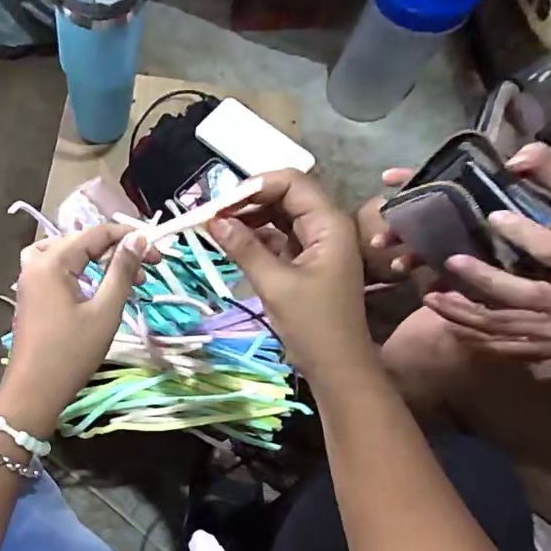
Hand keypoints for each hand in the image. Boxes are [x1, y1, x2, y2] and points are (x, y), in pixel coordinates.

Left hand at [0, 224, 157, 431]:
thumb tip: (138, 239)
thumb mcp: (105, 311)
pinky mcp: (30, 294)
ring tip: (122, 278)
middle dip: (115, 251)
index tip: (157, 255)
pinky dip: (80, 271)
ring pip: (69, 253)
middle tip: (144, 272)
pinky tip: (96, 286)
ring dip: (98, 260)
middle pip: (81, 240)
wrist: (34, 391)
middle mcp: (36, 262)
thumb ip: (122, 271)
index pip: (96, 233)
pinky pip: (57, 269)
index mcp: (52, 261)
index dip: (129, 238)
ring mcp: (29, 278)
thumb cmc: (72, 353)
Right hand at [208, 170, 376, 385]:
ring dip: (250, 220)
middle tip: (211, 216)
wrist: (338, 367)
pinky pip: (280, 240)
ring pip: (280, 218)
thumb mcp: (275, 285)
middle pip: (285, 197)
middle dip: (248, 202)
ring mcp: (318, 246)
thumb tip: (214, 221)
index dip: (254, 186)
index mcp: (329, 224)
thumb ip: (245, 248)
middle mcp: (326, 227)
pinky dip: (257, 240)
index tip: (220, 202)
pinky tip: (232, 244)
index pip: (291, 183)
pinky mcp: (307, 264)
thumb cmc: (313, 326)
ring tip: (216, 229)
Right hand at [355, 146, 550, 281]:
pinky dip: (430, 279)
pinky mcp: (475, 274)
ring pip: (429, 246)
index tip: (388, 177)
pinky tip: (422, 288)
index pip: (445, 180)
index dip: (415, 176)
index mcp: (486, 193)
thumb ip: (544, 169)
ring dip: (409, 252)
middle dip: (399, 223)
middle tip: (381, 235)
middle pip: (426, 215)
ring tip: (397, 263)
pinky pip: (445, 275)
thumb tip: (517, 157)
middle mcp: (471, 218)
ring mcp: (471, 246)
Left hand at [422, 177, 550, 386]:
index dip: (526, 234)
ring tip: (431, 298)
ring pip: (500, 325)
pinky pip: (499, 348)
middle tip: (450, 261)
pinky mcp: (540, 353)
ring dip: (463, 313)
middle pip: (519, 294)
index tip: (495, 216)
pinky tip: (448, 325)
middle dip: (482, 279)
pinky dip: (472, 338)